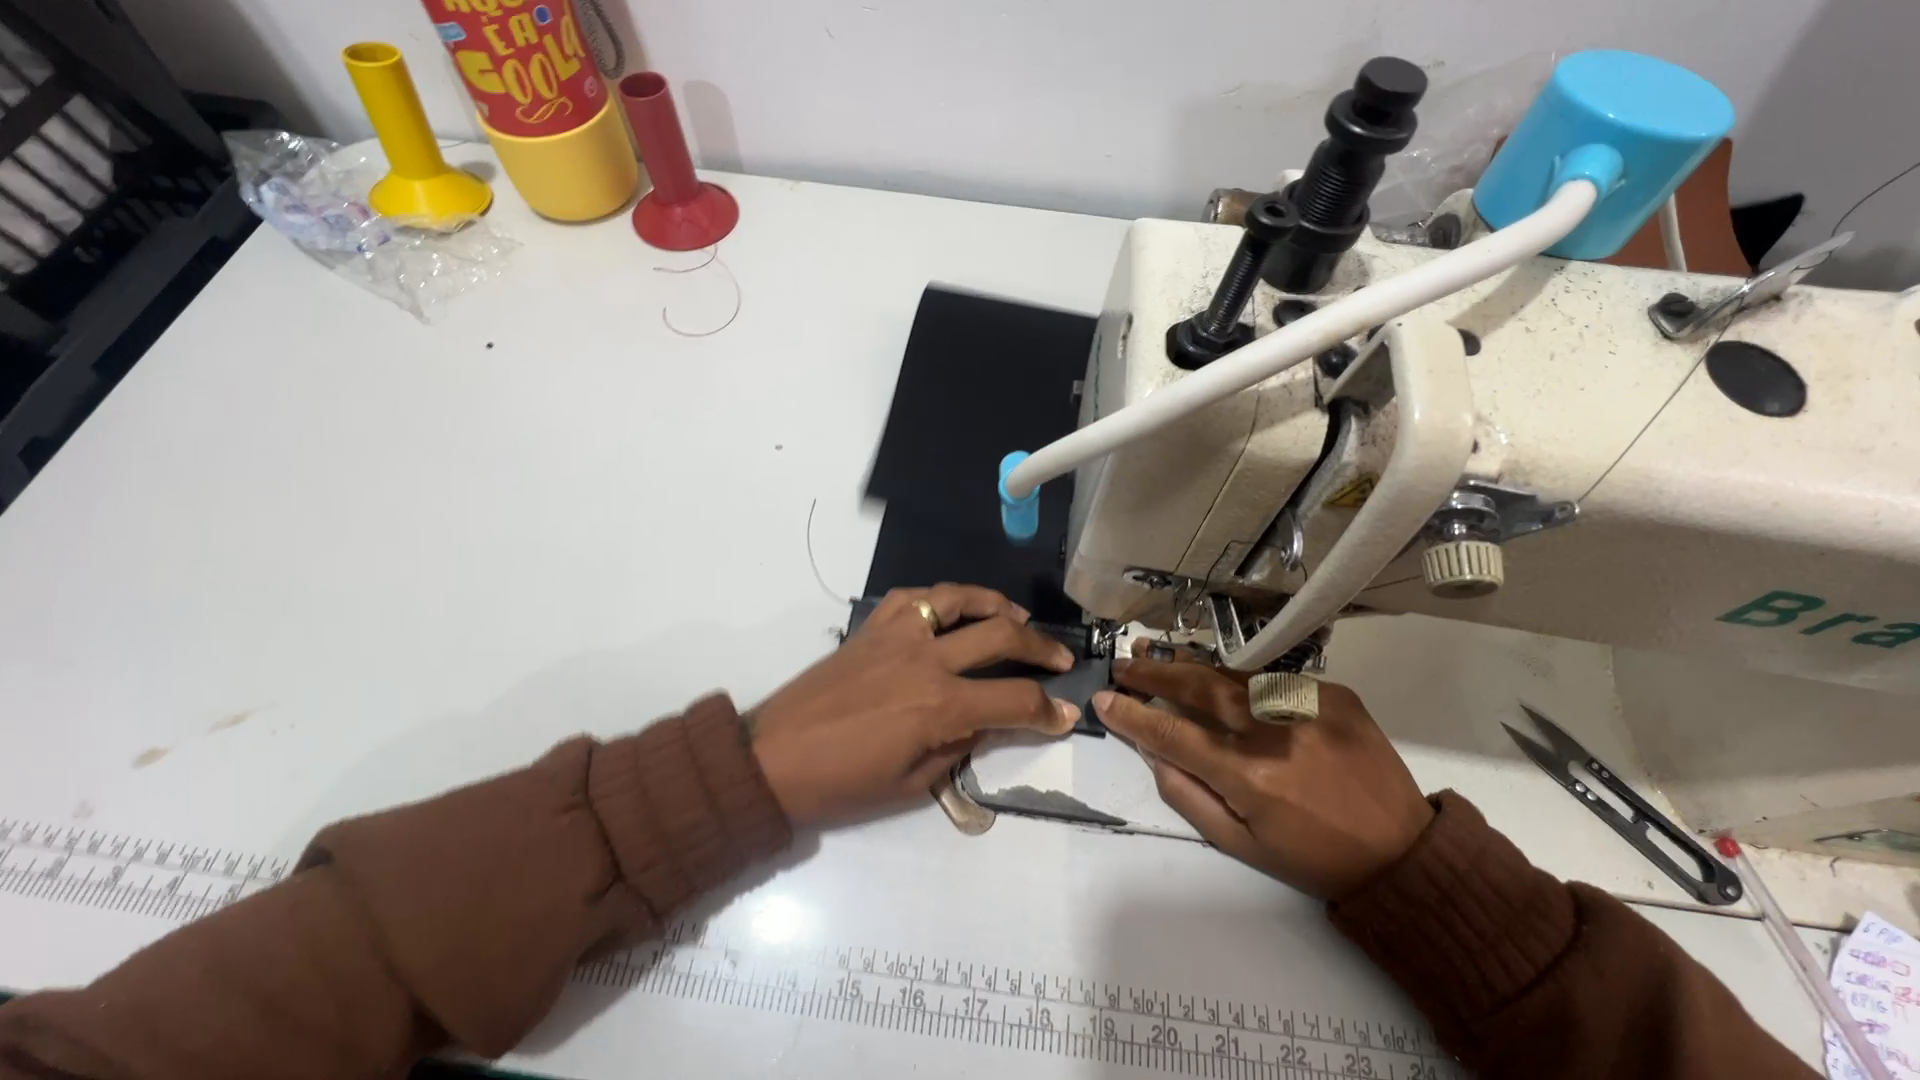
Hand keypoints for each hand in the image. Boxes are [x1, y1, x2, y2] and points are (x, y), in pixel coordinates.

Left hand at [749, 585, 1081, 827]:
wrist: (772, 760)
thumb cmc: (842, 784)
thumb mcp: (913, 784)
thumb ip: (960, 746)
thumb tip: (990, 722)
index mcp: (940, 706)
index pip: (1015, 701)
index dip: (1048, 712)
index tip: (1066, 716)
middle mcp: (926, 659)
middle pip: (1000, 637)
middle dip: (1041, 648)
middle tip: (1059, 660)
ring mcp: (897, 636)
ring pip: (959, 600)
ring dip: (997, 605)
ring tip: (1017, 619)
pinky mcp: (871, 628)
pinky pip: (914, 598)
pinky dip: (943, 598)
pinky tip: (955, 608)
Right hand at [1092, 648, 1432, 899]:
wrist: (1402, 851)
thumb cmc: (1313, 858)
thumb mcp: (1241, 845)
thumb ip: (1188, 796)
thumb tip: (1152, 752)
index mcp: (1249, 775)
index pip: (1172, 734)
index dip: (1132, 716)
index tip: (1105, 699)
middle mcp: (1275, 730)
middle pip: (1199, 687)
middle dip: (1154, 672)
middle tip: (1125, 664)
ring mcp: (1307, 704)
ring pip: (1233, 675)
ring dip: (1191, 667)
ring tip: (1159, 656)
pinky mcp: (1333, 693)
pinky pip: (1272, 680)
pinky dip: (1241, 681)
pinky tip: (1223, 682)